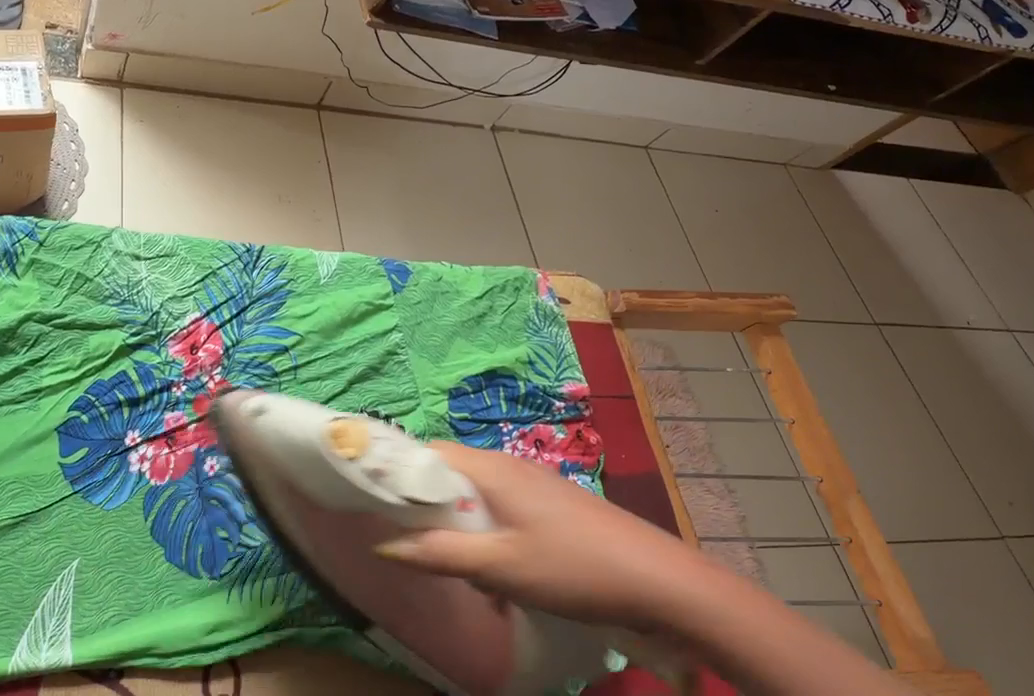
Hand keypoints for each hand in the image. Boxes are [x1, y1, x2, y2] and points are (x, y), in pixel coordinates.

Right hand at [376, 442, 709, 631]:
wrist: (661, 582)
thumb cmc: (572, 567)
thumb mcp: (499, 566)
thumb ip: (439, 553)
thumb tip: (383, 543)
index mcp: (489, 468)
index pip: (425, 452)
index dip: (396, 471)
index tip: (372, 500)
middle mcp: (507, 464)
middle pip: (448, 472)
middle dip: (427, 505)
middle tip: (412, 541)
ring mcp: (532, 483)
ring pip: (475, 494)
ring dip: (458, 524)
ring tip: (455, 564)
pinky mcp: (551, 505)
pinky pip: (500, 508)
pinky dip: (486, 532)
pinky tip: (496, 570)